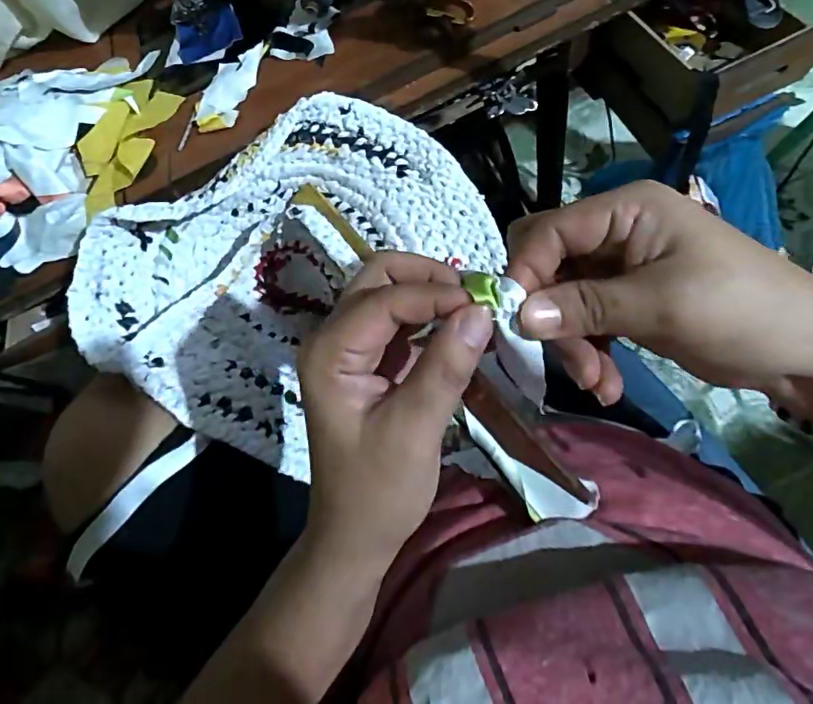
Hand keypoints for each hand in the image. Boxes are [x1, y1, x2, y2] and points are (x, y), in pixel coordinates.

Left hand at [297, 253, 491, 564]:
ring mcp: (346, 346)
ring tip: (472, 307)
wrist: (354, 536)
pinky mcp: (365, 359)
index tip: (482, 304)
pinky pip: (396, 318)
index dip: (433, 294)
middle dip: (425, 276)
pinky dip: (426, 314)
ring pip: (387, 291)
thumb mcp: (415, 430)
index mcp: (330, 352)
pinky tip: (457, 327)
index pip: (383, 299)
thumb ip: (445, 367)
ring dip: (428, 291)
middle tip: (472, 294)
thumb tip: (480, 311)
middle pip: (377, 277)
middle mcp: (331, 337)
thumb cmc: (378, 490)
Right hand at [507, 180, 812, 418]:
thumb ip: (585, 306)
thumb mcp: (661, 307)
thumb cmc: (744, 312)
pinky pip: (589, 318)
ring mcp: (623, 264)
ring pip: (565, 296)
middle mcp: (617, 228)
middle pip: (551, 263)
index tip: (516, 323)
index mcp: (626, 208)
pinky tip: (606, 384)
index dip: (525, 272)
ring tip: (596, 384)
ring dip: (572, 341)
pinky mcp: (632, 297)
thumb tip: (517, 315)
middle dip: (548, 312)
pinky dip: (591, 349)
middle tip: (562, 359)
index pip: (549, 230)